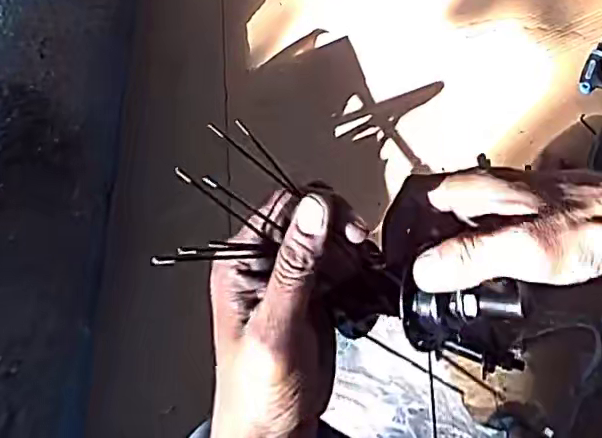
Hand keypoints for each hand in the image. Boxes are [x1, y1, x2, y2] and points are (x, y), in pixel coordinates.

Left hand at [209, 189, 366, 437]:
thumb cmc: (256, 395)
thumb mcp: (276, 328)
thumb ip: (296, 267)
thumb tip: (314, 208)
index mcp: (241, 262)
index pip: (283, 206)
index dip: (318, 207)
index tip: (346, 226)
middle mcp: (263, 260)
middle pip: (309, 214)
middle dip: (338, 226)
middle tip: (358, 246)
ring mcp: (289, 274)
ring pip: (327, 234)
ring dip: (349, 246)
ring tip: (359, 270)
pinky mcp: (311, 290)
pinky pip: (337, 259)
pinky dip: (354, 265)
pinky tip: (360, 280)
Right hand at [410, 168, 601, 292]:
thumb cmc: (583, 225)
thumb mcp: (525, 248)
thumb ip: (473, 255)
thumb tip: (423, 268)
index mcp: (478, 187)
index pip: (417, 195)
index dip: (397, 226)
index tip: (392, 260)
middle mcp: (483, 187)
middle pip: (429, 205)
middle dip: (412, 240)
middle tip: (412, 279)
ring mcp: (499, 199)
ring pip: (450, 217)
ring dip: (435, 246)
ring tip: (438, 283)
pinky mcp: (515, 212)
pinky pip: (473, 227)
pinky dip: (460, 250)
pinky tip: (472, 275)